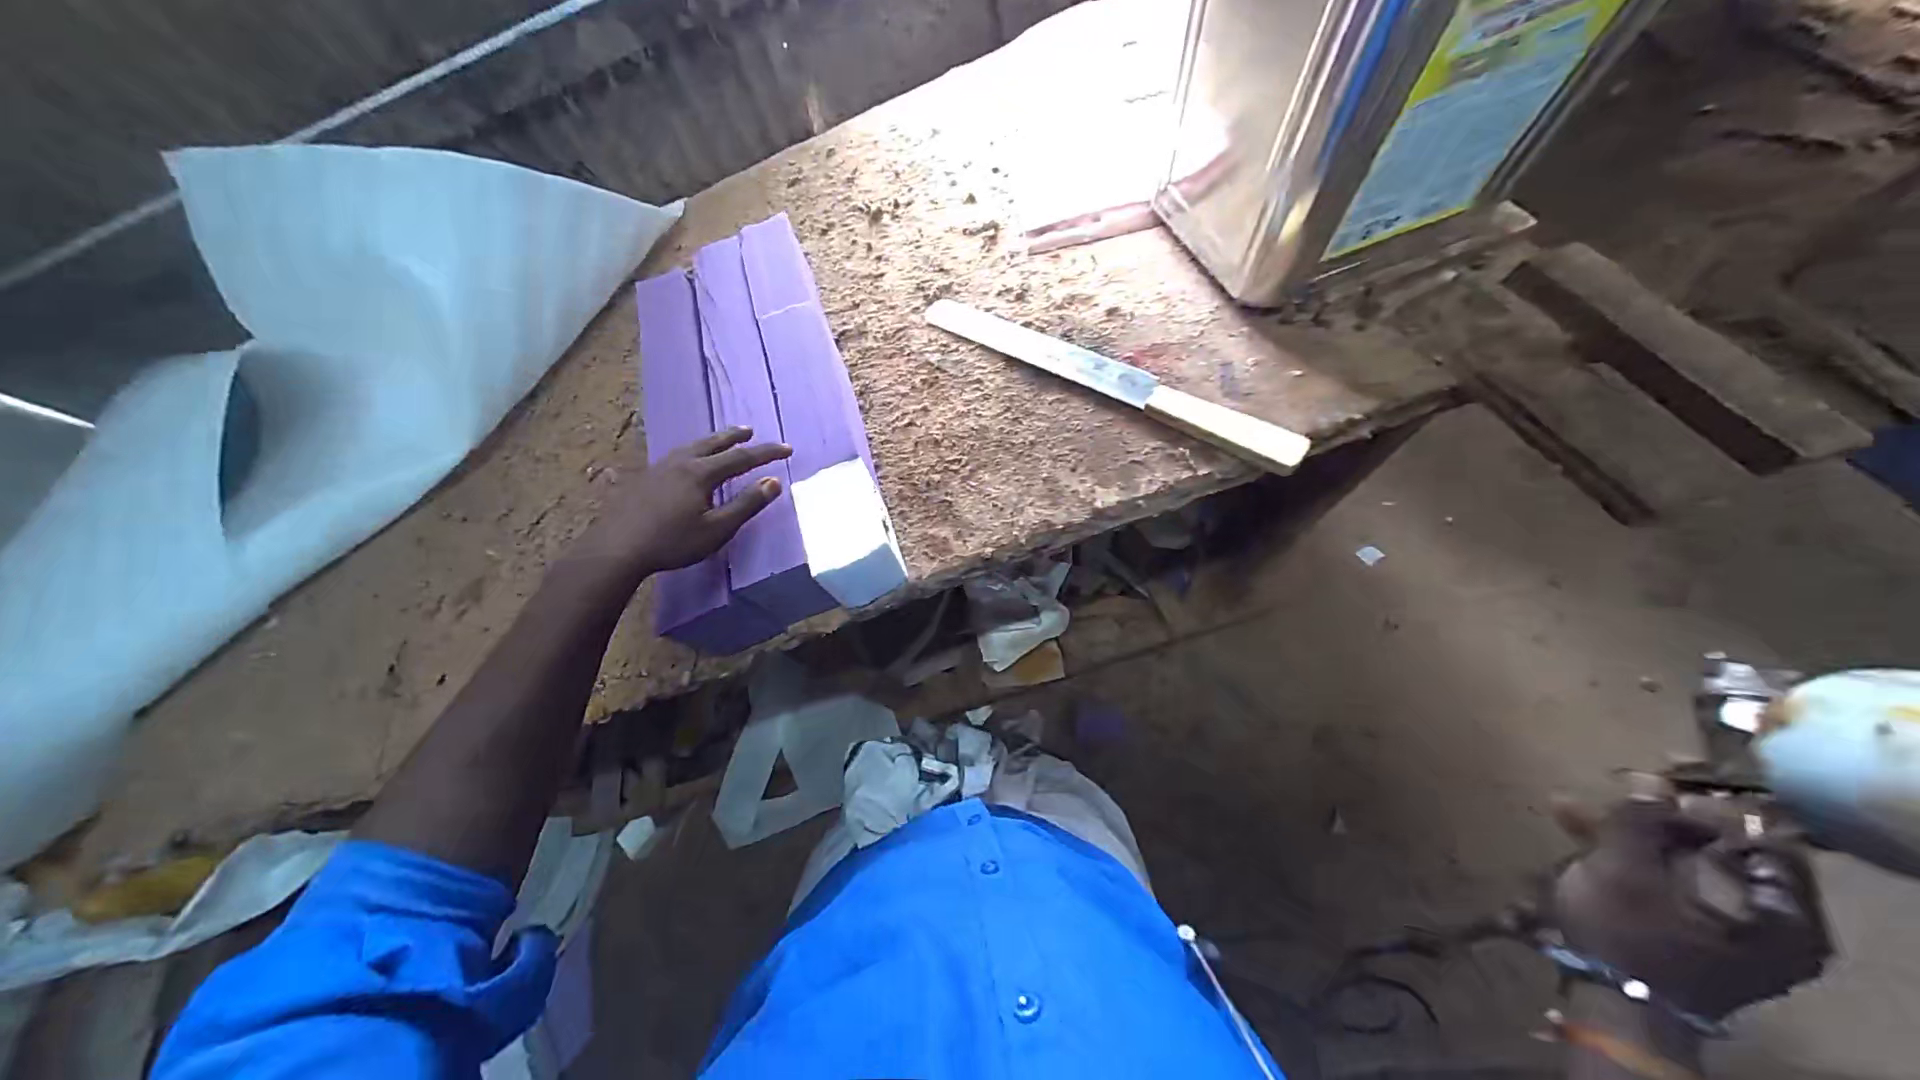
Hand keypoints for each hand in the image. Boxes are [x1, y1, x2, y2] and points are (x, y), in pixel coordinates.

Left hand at [565, 427, 791, 581]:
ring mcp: (657, 468)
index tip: (787, 449)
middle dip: (734, 437)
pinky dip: (687, 453)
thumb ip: (746, 504)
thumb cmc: (672, 542)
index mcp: (701, 473)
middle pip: (712, 443)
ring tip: (719, 441)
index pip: (742, 457)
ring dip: (710, 442)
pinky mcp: (641, 479)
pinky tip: (679, 462)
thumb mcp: (717, 529)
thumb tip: (773, 482)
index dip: (766, 453)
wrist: (616, 548)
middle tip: (750, 430)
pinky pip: (671, 457)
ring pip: (689, 447)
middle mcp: (680, 463)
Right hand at [1549, 794, 1831, 1019]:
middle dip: (1649, 822)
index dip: (1703, 809)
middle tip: (1609, 797)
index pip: (1760, 841)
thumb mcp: (1624, 866)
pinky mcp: (1696, 947)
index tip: (1651, 787)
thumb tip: (1652, 780)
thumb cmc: (1628, 935)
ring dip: (1628, 840)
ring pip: (1682, 871)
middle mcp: (1776, 934)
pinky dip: (1630, 867)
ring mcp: (1736, 945)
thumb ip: (1639, 819)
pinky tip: (1584, 845)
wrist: (1611, 1007)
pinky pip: (1669, 892)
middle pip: (1716, 855)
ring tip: (1572, 814)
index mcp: (1785, 921)